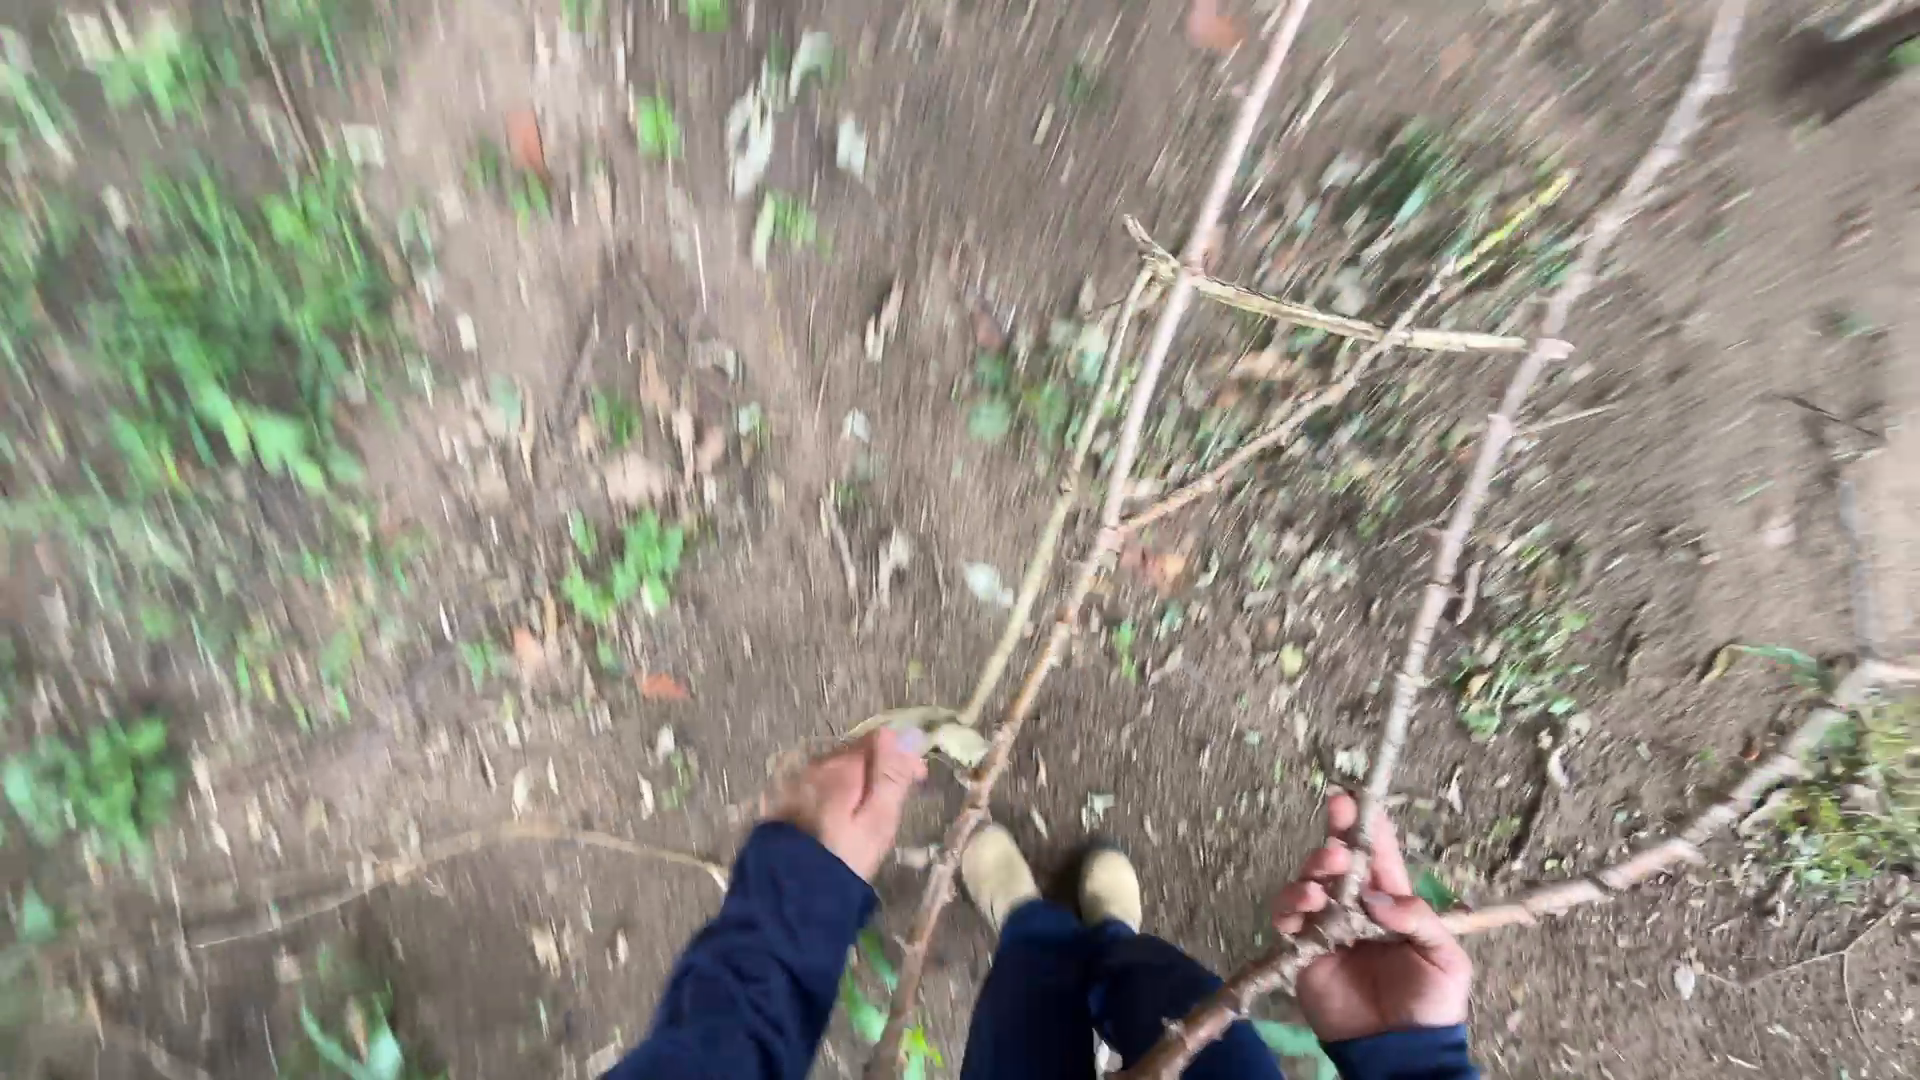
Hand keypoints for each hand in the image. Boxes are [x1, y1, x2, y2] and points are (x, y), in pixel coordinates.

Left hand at [773, 729, 926, 880]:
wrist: (788, 894)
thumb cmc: (844, 858)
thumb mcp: (878, 821)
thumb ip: (888, 776)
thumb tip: (893, 734)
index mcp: (842, 767)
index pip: (879, 739)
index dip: (901, 754)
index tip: (917, 778)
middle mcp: (817, 765)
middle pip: (856, 752)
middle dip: (879, 767)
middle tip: (895, 799)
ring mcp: (796, 782)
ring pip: (835, 768)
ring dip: (855, 780)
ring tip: (866, 811)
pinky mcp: (783, 800)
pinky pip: (816, 785)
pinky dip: (833, 793)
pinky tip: (836, 817)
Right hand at [1272, 792, 1471, 1041]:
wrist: (1398, 1052)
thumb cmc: (1429, 1004)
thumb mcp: (1444, 959)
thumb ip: (1416, 919)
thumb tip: (1373, 896)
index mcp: (1389, 901)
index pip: (1375, 854)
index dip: (1364, 824)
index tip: (1352, 797)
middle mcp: (1352, 904)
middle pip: (1333, 860)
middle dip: (1330, 842)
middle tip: (1333, 847)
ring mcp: (1324, 923)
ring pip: (1306, 881)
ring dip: (1309, 874)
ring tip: (1319, 886)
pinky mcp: (1300, 945)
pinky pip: (1285, 915)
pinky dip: (1288, 905)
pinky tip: (1303, 907)